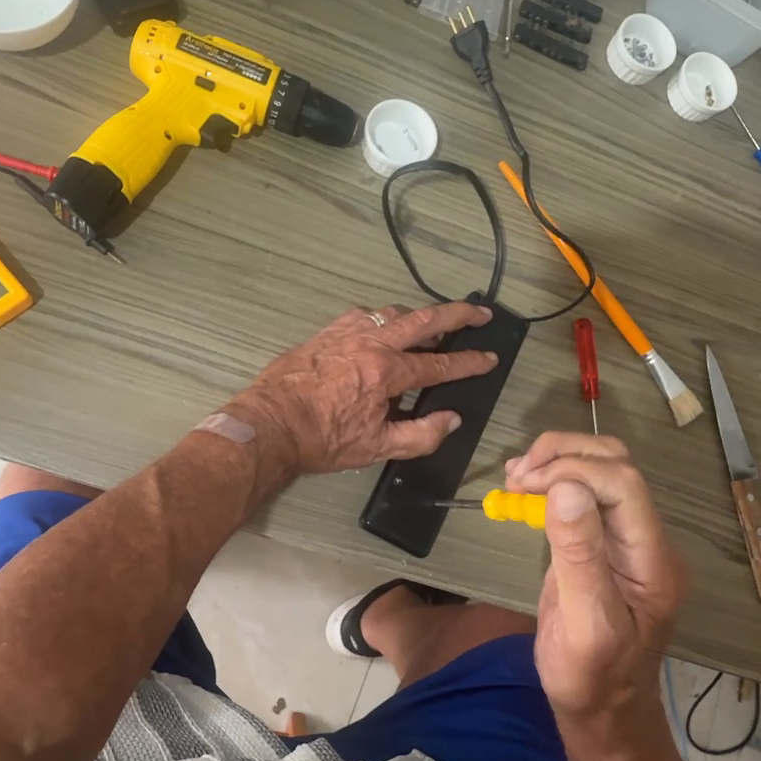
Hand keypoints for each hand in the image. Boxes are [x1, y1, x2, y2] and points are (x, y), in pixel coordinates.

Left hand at [226, 302, 497, 475]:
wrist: (270, 425)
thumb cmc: (322, 439)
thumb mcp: (376, 447)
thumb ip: (420, 434)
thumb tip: (451, 419)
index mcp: (386, 372)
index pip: (439, 364)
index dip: (469, 362)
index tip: (490, 357)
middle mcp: (371, 343)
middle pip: (424, 321)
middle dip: (457, 315)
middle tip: (481, 313)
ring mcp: (347, 332)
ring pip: (393, 313)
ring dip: (419, 316)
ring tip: (434, 325)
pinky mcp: (327, 331)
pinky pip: (365, 316)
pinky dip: (385, 320)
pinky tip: (386, 329)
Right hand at [505, 433, 687, 729]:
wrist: (601, 712)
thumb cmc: (591, 680)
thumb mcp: (582, 626)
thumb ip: (578, 556)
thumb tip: (566, 488)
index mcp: (654, 561)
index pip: (624, 484)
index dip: (573, 469)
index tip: (524, 483)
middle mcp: (648, 541)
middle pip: (617, 465)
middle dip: (564, 456)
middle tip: (516, 475)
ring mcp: (627, 539)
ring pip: (602, 470)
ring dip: (557, 461)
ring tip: (514, 477)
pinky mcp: (604, 541)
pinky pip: (586, 492)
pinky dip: (553, 478)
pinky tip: (522, 486)